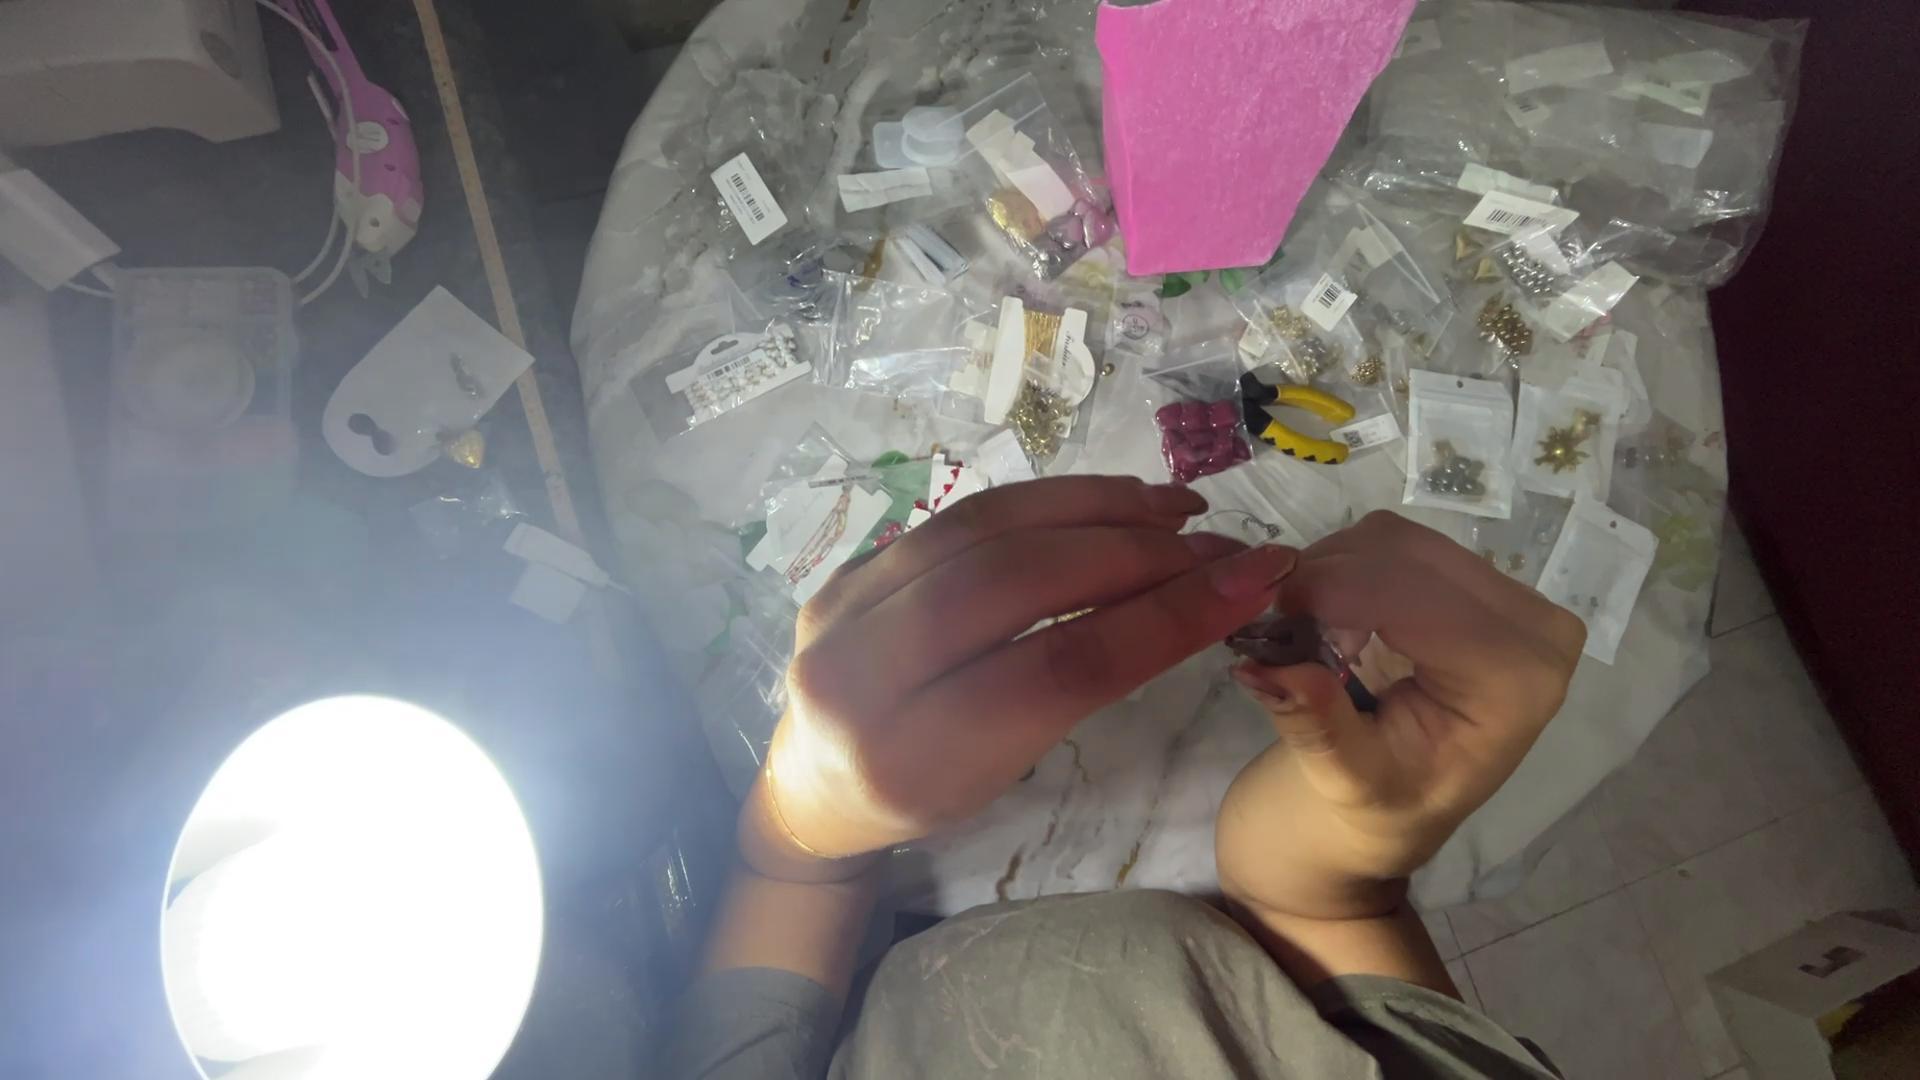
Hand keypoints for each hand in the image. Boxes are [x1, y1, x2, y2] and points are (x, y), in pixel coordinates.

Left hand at [740, 475, 1299, 882]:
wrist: (818, 781)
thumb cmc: (923, 794)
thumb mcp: (1004, 767)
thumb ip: (1078, 681)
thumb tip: (1190, 595)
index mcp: (907, 757)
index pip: (1053, 670)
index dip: (1161, 620)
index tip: (1250, 582)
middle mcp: (859, 669)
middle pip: (1011, 581)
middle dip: (1131, 553)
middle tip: (1215, 545)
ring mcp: (843, 602)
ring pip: (982, 524)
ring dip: (1092, 506)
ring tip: (1173, 508)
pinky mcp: (850, 564)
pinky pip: (959, 514)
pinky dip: (1043, 500)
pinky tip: (1102, 502)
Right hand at [1216, 511, 1585, 920]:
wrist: (1386, 812)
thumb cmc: (1371, 811)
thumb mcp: (1343, 782)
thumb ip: (1315, 725)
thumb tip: (1263, 668)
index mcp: (1514, 681)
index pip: (1412, 594)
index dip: (1328, 590)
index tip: (1266, 619)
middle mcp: (1531, 629)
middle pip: (1404, 553)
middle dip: (1324, 577)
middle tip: (1274, 624)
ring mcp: (1507, 602)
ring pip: (1393, 537)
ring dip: (1329, 568)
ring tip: (1302, 628)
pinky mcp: (1475, 588)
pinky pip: (1392, 540)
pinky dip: (1341, 562)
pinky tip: (1327, 613)